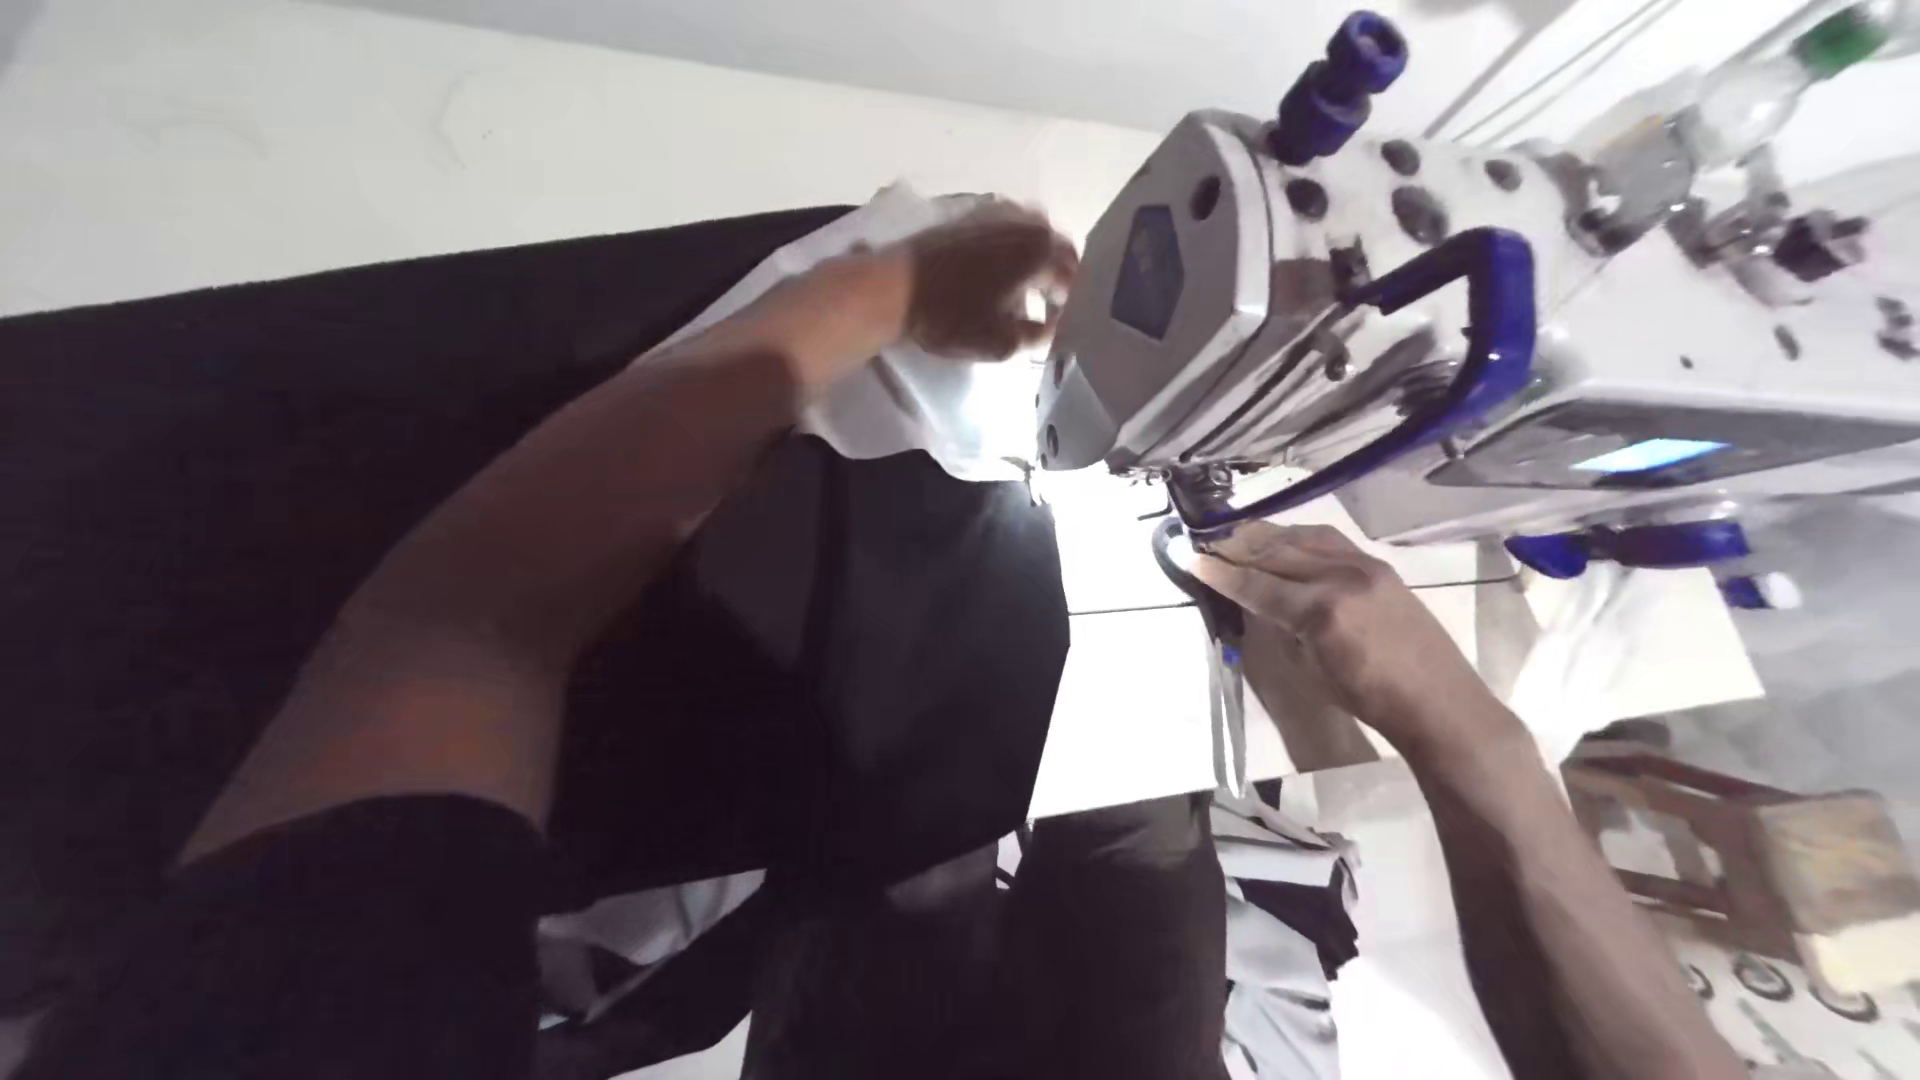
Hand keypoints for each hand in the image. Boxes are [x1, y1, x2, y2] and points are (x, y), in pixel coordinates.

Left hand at [899, 201, 1078, 358]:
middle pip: (1057, 248)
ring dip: (1039, 256)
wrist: (893, 288)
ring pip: (1034, 232)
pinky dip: (1014, 244)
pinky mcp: (970, 215)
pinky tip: (1003, 265)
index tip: (1061, 323)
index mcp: (1038, 253)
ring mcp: (996, 214)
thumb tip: (1052, 327)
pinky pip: (1008, 226)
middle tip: (1051, 303)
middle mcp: (1023, 225)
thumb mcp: (999, 342)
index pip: (1071, 277)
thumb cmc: (949, 319)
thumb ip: (1035, 335)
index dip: (1070, 304)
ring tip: (1029, 284)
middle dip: (1059, 275)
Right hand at [1192, 521, 1520, 760]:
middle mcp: (1342, 577)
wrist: (1439, 702)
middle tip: (1207, 544)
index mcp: (1321, 610)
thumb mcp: (1308, 667)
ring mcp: (1364, 566)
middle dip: (1236, 547)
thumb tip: (1255, 600)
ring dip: (1265, 536)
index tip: (1191, 560)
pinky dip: (1298, 536)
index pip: (1256, 584)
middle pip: (1275, 553)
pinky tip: (1283, 539)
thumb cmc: (1367, 698)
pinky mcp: (1378, 565)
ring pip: (1301, 538)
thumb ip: (1280, 626)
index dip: (1220, 573)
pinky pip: (1328, 540)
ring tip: (1237, 535)